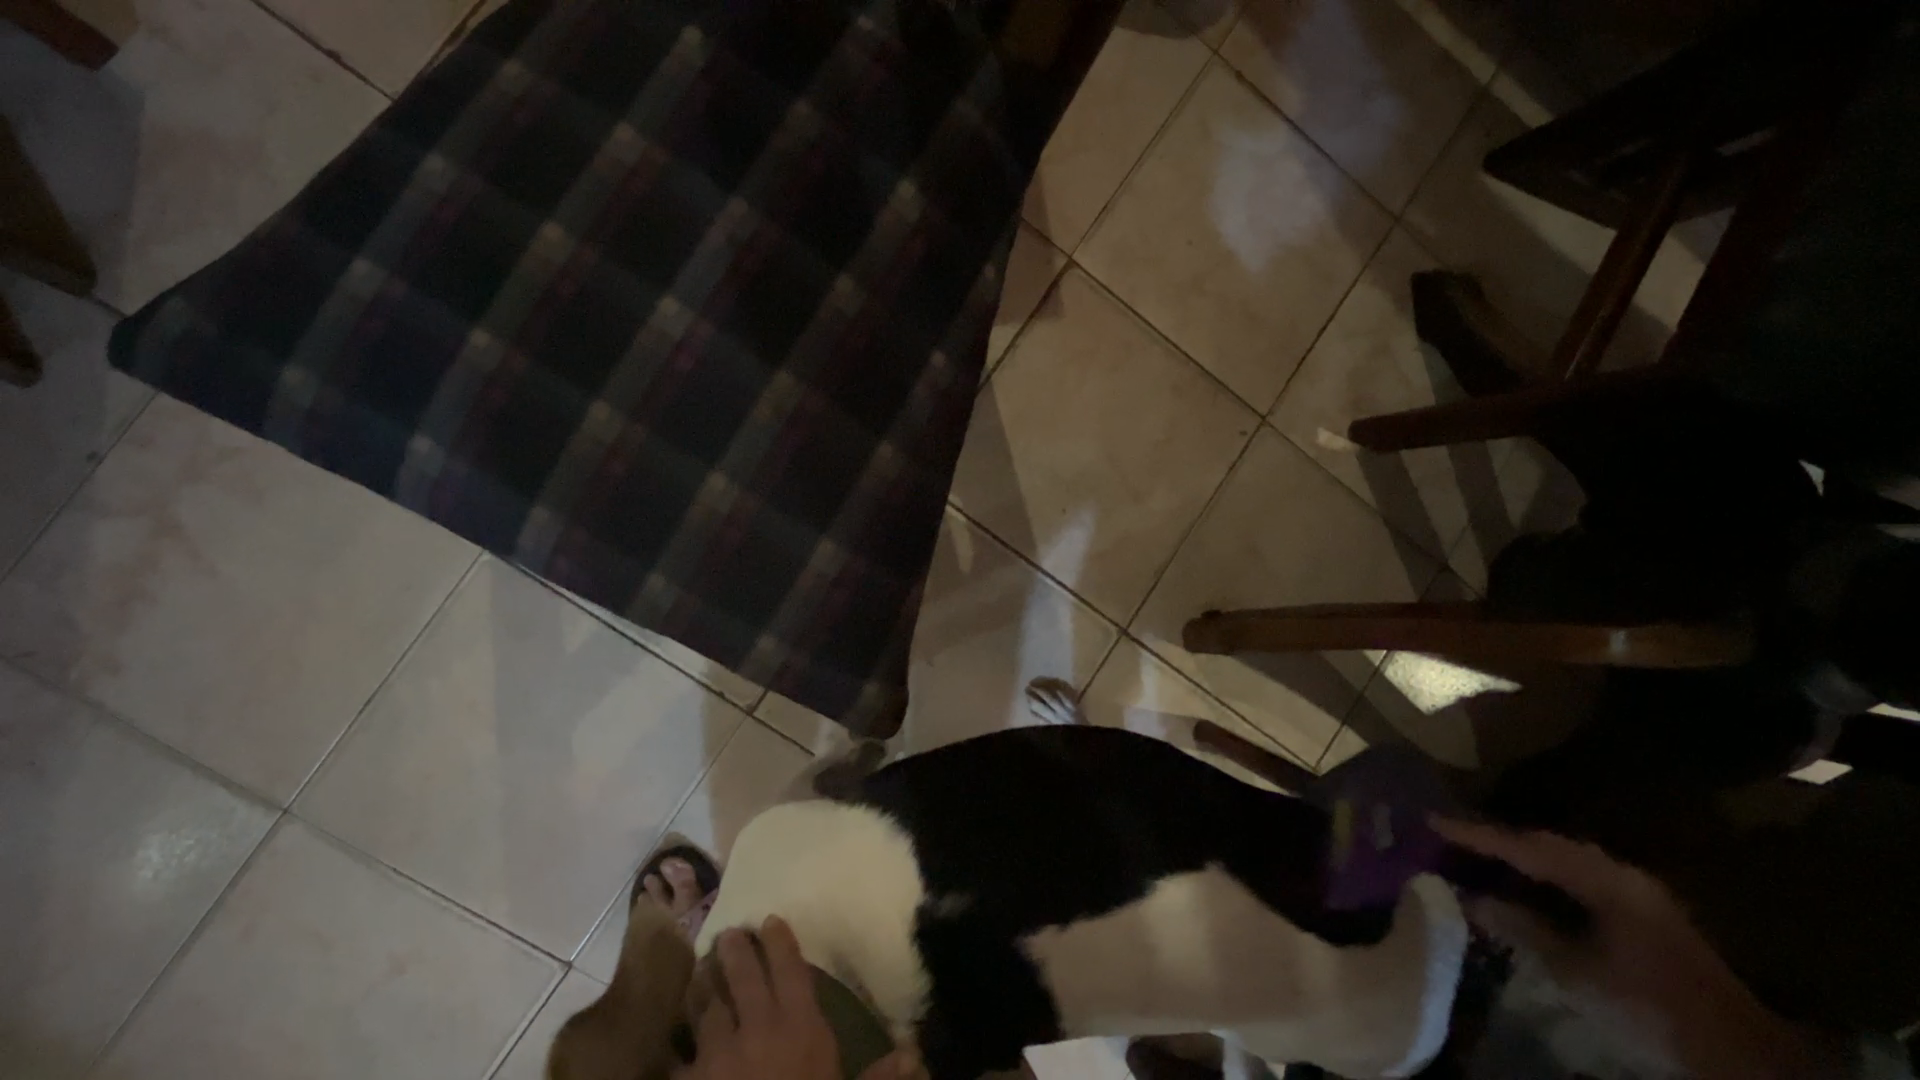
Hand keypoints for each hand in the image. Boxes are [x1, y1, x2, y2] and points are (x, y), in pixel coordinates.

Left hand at [675, 917, 921, 1079]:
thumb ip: (877, 1077)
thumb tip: (915, 1054)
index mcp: (801, 1029)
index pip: (791, 972)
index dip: (781, 944)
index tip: (770, 920)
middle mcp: (759, 1029)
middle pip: (743, 978)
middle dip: (735, 951)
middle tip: (729, 932)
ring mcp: (719, 1054)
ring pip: (709, 1008)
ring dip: (705, 988)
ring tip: (702, 973)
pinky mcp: (690, 1079)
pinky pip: (683, 1054)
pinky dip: (682, 1045)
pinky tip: (679, 1040)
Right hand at [1434, 820, 1845, 1079]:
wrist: (1732, 1045)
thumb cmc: (1646, 1004)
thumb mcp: (1574, 970)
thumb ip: (1522, 928)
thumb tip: (1473, 898)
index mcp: (1602, 879)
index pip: (1525, 846)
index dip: (1475, 834)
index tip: (1431, 820)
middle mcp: (1618, 872)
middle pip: (1544, 843)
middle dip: (1495, 838)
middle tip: (1447, 834)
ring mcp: (1632, 888)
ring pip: (1560, 857)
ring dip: (1518, 853)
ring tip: (1474, 852)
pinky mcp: (1638, 907)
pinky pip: (1574, 873)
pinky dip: (1540, 870)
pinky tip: (1519, 880)